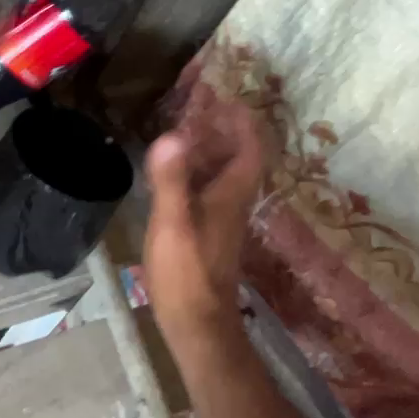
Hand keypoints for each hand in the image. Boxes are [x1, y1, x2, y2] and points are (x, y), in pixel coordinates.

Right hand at [142, 99, 265, 342]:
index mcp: (228, 196)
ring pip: (221, 171)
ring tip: (184, 124)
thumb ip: (170, 180)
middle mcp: (230, 202)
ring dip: (208, 146)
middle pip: (236, 157)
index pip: (247, 150)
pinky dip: (194, 167)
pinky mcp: (205, 229)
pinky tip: (173, 166)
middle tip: (199, 101)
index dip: (240, 122)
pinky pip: (206, 185)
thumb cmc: (186, 272)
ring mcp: (219, 217)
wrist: (197, 323)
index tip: (225, 94)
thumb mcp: (172, 223)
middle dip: (222, 127)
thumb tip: (172, 134)